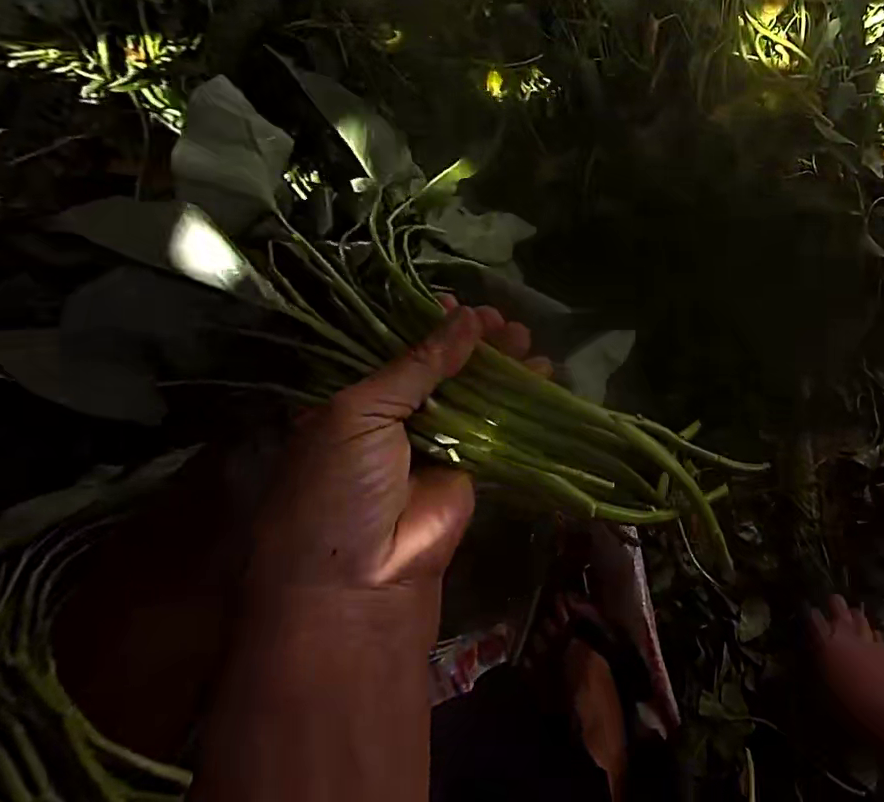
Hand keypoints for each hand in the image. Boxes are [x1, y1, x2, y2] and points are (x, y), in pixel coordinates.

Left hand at [249, 299, 547, 596]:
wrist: (360, 579)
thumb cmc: (341, 485)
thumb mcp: (363, 412)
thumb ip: (419, 363)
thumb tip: (466, 316)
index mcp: (357, 401)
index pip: (398, 351)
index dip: (429, 326)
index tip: (460, 304)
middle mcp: (397, 417)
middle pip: (443, 368)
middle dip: (474, 342)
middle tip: (504, 321)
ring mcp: (438, 442)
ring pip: (476, 392)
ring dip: (501, 365)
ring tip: (525, 338)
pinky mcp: (473, 466)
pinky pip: (499, 424)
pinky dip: (521, 399)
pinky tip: (542, 374)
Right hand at [810, 594, 883, 740]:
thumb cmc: (852, 708)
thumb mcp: (827, 691)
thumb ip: (822, 667)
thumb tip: (819, 657)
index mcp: (828, 645)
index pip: (814, 619)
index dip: (812, 616)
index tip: (811, 616)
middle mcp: (846, 635)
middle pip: (838, 607)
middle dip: (835, 604)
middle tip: (834, 603)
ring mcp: (869, 639)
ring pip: (859, 617)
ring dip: (855, 617)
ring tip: (853, 616)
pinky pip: (876, 635)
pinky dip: (872, 636)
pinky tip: (872, 642)